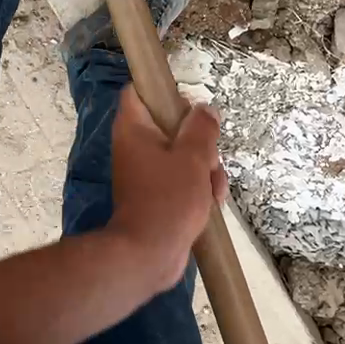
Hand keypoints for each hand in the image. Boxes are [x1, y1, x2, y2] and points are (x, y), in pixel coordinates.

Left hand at [105, 85, 226, 292]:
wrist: (150, 253)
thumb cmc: (167, 199)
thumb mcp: (192, 158)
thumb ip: (201, 129)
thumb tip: (206, 109)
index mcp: (133, 126)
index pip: (140, 91)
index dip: (166, 92)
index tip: (190, 106)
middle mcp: (134, 143)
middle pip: (173, 125)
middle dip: (199, 143)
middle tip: (208, 160)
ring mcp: (145, 168)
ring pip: (183, 154)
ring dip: (205, 170)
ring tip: (211, 190)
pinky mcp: (156, 191)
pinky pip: (181, 177)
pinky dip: (198, 187)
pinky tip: (210, 204)